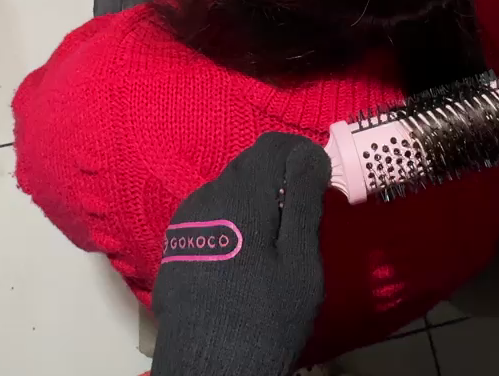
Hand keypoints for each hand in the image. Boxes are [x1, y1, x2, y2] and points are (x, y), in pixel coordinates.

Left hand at [151, 132, 329, 375]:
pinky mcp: (178, 242)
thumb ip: (304, 198)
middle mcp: (208, 194)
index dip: (302, 157)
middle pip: (251, 164)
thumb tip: (309, 153)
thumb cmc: (264, 316)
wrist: (208, 371)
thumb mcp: (300, 260)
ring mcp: (188, 219)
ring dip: (256, 200)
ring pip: (232, 188)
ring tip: (273, 244)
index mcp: (240, 192)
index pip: (274, 145)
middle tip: (301, 220)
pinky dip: (235, 220)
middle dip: (280, 180)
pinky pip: (214, 212)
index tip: (319, 185)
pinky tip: (244, 257)